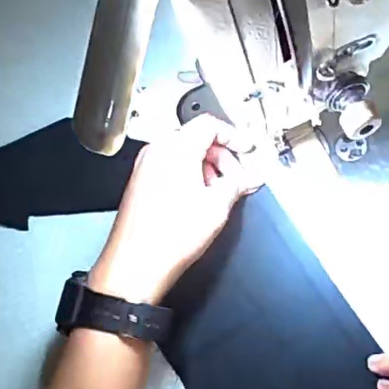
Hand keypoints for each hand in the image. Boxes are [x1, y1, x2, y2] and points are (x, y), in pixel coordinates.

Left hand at [89, 116, 262, 303]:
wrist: (137, 263)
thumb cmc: (168, 236)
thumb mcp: (218, 206)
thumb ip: (239, 183)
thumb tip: (250, 177)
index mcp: (176, 149)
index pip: (210, 124)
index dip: (234, 136)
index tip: (247, 149)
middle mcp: (157, 151)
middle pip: (198, 138)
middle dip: (223, 156)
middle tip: (239, 177)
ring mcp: (147, 166)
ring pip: (185, 153)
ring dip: (208, 167)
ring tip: (221, 192)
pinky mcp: (142, 182)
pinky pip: (172, 167)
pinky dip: (191, 176)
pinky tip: (202, 199)